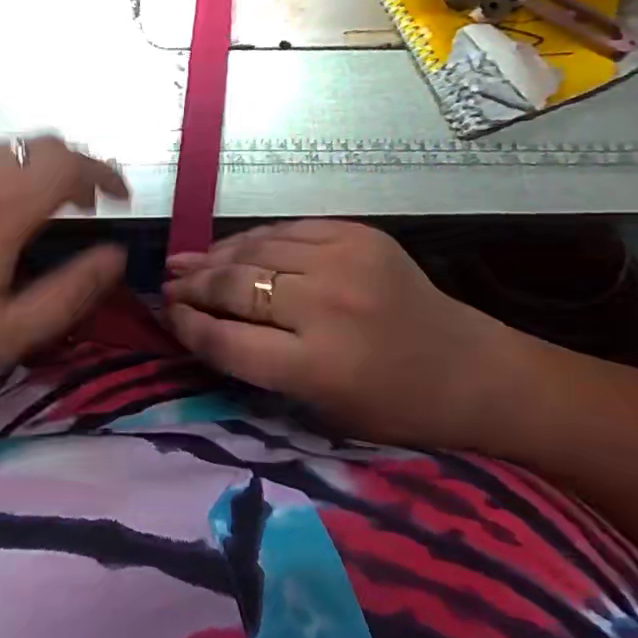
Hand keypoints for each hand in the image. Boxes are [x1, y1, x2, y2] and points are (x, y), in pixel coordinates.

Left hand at [0, 136, 128, 401]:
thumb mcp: (11, 334)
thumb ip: (71, 291)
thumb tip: (116, 256)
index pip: (64, 165)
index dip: (103, 173)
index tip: (122, 199)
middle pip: (40, 145)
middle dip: (78, 164)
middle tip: (94, 203)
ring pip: (10, 146)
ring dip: (45, 162)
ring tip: (59, 202)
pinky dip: (14, 166)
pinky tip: (13, 204)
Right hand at [165, 220, 535, 448]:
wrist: (471, 371)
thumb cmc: (392, 407)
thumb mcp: (320, 408)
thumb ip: (259, 366)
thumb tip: (203, 325)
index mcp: (319, 366)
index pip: (227, 341)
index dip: (188, 327)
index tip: (166, 315)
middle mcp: (328, 307)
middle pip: (237, 288)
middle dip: (193, 287)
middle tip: (166, 285)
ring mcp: (345, 261)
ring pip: (257, 249)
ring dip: (215, 257)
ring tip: (185, 261)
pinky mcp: (359, 234)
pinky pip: (288, 230)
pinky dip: (254, 239)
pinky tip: (233, 247)